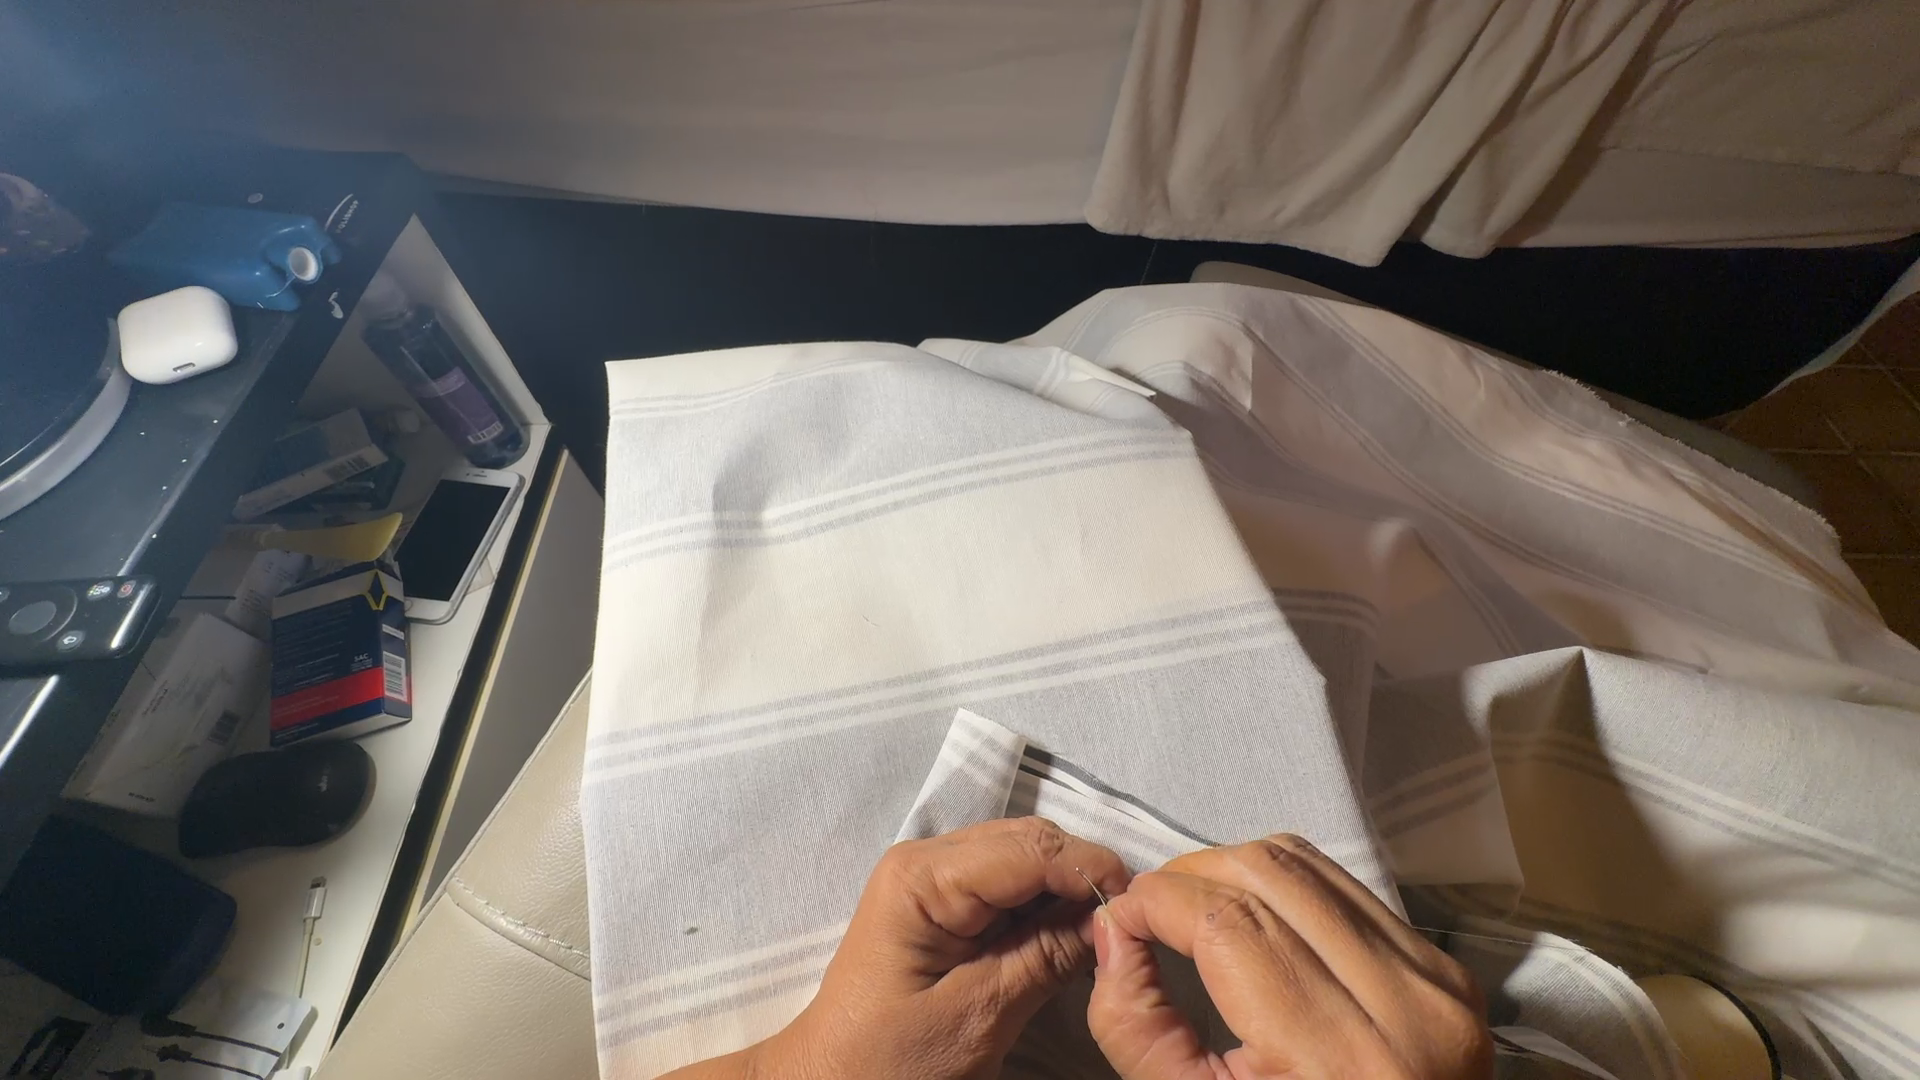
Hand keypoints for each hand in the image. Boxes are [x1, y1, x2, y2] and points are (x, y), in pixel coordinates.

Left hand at [696, 817, 1128, 1079]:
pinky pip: (1003, 879)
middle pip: (1024, 840)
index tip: (1134, 905)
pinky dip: (1039, 897)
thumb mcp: (976, 1016)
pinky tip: (1062, 927)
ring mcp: (930, 871)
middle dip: (1077, 872)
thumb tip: (1106, 920)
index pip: (1025, 849)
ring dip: (1062, 883)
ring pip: (1018, 853)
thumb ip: (1042, 957)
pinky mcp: (939, 894)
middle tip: (1121, 921)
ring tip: (1098, 926)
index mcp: (924, 876)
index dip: (1086, 868)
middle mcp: (926, 854)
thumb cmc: (893, 1061)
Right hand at [1087, 834, 1490, 1079]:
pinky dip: (1275, 878)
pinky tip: (1252, 913)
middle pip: (1261, 874)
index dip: (1156, 903)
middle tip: (1151, 912)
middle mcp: (1403, 1007)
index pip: (1228, 924)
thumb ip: (1134, 1024)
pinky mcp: (1440, 963)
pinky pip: (1335, 879)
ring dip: (1226, 867)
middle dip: (1185, 876)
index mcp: (1340, 1065)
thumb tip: (1113, 926)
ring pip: (1297, 861)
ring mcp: (1433, 979)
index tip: (1120, 918)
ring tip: (1194, 907)